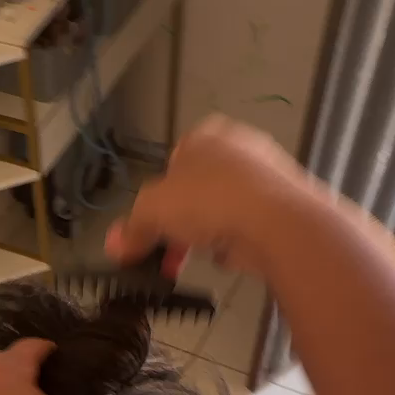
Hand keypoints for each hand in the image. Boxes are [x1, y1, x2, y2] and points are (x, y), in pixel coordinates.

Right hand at [106, 116, 328, 278]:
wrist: (276, 219)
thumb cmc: (208, 201)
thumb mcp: (153, 213)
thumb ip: (132, 229)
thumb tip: (113, 245)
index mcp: (203, 135)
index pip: (171, 167)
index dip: (157, 202)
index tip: (152, 231)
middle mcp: (236, 146)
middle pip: (195, 192)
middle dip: (179, 226)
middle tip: (169, 256)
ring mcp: (263, 174)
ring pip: (220, 210)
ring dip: (204, 237)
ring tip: (196, 259)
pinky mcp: (281, 204)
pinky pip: (245, 225)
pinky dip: (233, 241)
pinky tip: (228, 257)